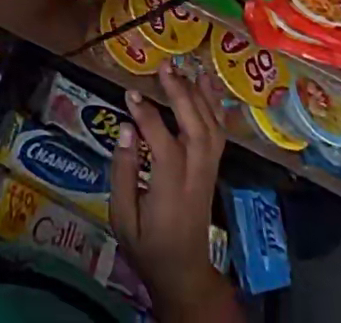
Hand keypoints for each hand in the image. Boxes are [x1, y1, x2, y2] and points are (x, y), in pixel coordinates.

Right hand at [109, 63, 238, 320]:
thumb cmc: (146, 246)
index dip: (148, 118)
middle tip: (164, 67)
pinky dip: (214, 107)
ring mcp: (208, 173)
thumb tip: (125, 129)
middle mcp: (196, 178)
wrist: (183, 272)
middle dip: (182, 96)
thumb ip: (123, 173)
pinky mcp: (212, 170)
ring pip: (212, 130)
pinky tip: (206, 85)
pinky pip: (219, 134)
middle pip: (197, 132)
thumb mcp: (122, 218)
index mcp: (171, 193)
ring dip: (200, 96)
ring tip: (185, 68)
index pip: (165, 148)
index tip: (130, 93)